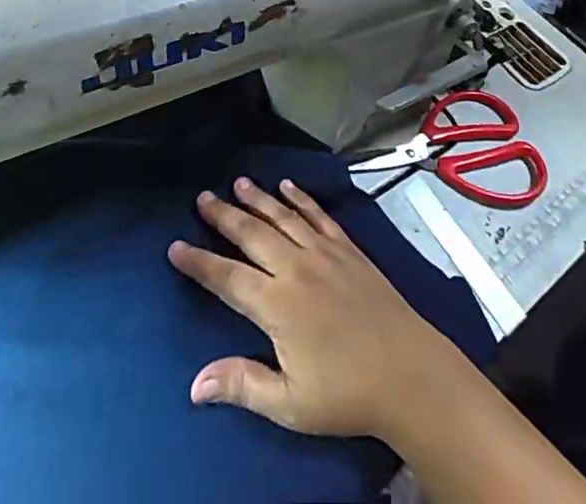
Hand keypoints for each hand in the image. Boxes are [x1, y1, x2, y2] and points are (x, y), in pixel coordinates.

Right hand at [168, 178, 473, 439]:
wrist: (409, 369)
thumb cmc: (347, 392)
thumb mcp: (289, 402)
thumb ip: (242, 384)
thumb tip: (194, 384)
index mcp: (279, 305)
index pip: (228, 278)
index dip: (199, 262)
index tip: (176, 246)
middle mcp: (301, 269)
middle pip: (255, 235)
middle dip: (225, 216)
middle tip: (202, 198)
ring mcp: (329, 255)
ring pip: (286, 218)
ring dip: (261, 199)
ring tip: (240, 183)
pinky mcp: (352, 251)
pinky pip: (321, 217)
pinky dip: (303, 200)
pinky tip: (291, 188)